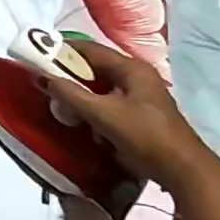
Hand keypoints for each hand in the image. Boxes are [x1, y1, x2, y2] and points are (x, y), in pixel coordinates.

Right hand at [42, 38, 219, 192]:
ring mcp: (141, 95)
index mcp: (131, 68)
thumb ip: (70, 94)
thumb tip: (41, 78)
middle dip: (70, 74)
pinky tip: (82, 121)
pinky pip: (109, 103)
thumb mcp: (102, 113)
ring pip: (101, 87)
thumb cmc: (143, 135)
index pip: (90, 49)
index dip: (63, 49)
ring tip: (59, 104)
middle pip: (96, 68)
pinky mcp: (140, 114)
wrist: (182, 170)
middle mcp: (137, 76)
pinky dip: (93, 108)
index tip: (38, 54)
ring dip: (81, 95)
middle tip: (45, 82)